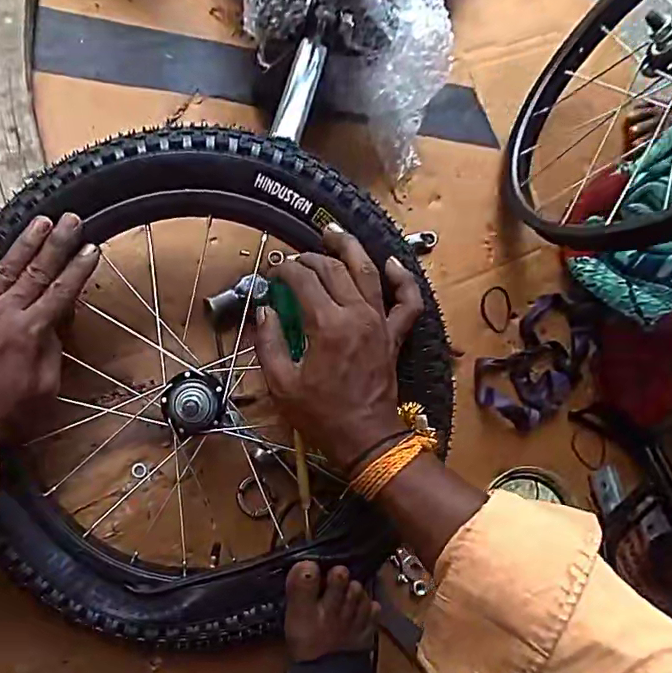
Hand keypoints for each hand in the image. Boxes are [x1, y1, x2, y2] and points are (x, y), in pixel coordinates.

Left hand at [0, 214, 99, 440]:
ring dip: (25, 242)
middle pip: (37, 271)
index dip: (78, 269)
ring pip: (4, 267)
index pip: (61, 292)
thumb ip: (51, 353)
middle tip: (71, 220)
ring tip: (41, 221)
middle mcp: (4, 312)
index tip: (91, 248)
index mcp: (30, 332)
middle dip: (58, 244)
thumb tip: (52, 327)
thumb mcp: (44, 390)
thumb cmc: (3, 414)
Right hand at [254, 226, 424, 469]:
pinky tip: (391, 263)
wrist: (365, 438)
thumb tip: (264, 314)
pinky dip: (402, 279)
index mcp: (327, 326)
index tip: (272, 272)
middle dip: (310, 259)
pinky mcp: (393, 335)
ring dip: (351, 249)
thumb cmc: (321, 415)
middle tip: (293, 260)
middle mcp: (356, 316)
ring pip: (369, 272)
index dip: (285, 271)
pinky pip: (407, 301)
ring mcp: (379, 323)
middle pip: (334, 270)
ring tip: (335, 234)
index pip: (303, 282)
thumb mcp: (282, 383)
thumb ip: (269, 343)